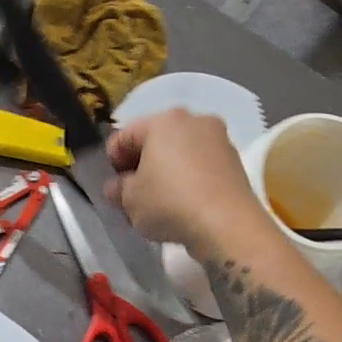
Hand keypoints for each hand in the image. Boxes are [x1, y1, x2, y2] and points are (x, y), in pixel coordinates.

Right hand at [103, 108, 266, 255]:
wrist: (224, 222)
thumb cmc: (168, 203)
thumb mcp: (129, 199)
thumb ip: (117, 188)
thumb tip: (116, 186)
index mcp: (163, 121)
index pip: (125, 135)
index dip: (111, 160)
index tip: (109, 184)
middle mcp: (193, 120)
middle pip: (155, 141)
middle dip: (140, 166)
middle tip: (130, 194)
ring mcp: (217, 137)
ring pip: (178, 153)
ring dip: (163, 173)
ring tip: (155, 203)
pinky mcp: (232, 159)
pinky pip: (198, 165)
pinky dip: (184, 179)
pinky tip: (179, 203)